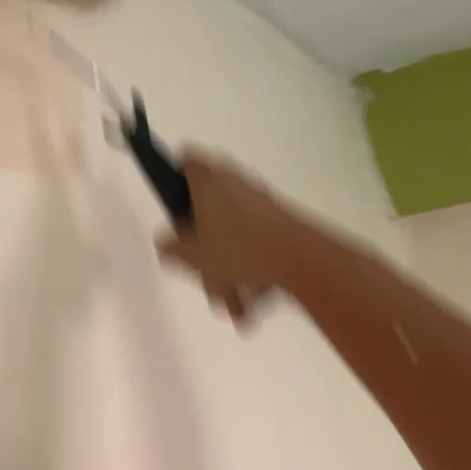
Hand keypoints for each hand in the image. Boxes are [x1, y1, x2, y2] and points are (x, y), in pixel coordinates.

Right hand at [155, 149, 296, 329]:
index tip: (173, 206)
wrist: (302, 260)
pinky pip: (256, 249)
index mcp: (208, 180)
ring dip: (229, 276)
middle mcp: (234, 184)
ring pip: (233, 238)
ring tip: (232, 307)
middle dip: (204, 253)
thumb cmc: (236, 249)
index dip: (174, 178)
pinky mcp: (282, 225)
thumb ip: (170, 249)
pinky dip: (251, 276)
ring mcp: (261, 204)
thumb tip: (167, 245)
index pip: (185, 161)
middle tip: (202, 278)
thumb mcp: (189, 255)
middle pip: (208, 212)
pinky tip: (251, 308)